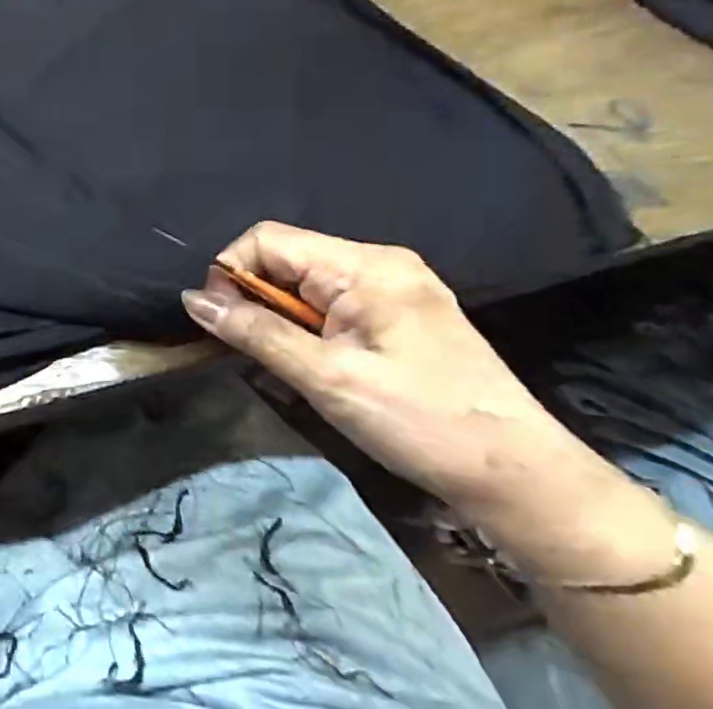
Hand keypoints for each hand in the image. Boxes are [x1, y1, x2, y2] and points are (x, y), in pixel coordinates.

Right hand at [183, 223, 664, 579]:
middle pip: (289, 257)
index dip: (232, 272)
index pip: (269, 239)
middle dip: (258, 298)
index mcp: (365, 265)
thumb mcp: (328, 379)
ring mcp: (396, 286)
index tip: (221, 322)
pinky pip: (335, 303)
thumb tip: (194, 298)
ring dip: (283, 317)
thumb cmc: (421, 422)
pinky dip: (311, 328)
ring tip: (293, 365)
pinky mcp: (403, 313)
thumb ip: (257, 332)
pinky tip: (320, 364)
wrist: (519, 474)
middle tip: (257, 353)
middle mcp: (380, 262)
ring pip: (309, 283)